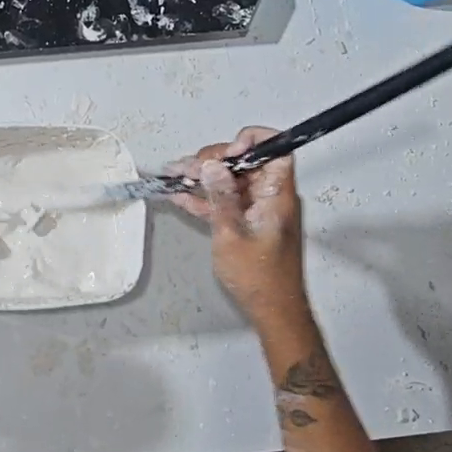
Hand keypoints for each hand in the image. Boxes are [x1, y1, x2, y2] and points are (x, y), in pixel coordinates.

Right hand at [170, 127, 304, 314]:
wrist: (272, 310)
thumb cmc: (259, 277)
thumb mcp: (231, 234)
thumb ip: (220, 197)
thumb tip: (210, 166)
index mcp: (277, 194)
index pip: (277, 150)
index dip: (252, 142)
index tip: (225, 153)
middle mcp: (271, 196)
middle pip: (245, 163)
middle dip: (213, 160)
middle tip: (186, 167)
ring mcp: (258, 208)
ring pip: (230, 180)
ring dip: (202, 177)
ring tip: (174, 175)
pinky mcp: (247, 221)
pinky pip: (225, 200)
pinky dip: (205, 197)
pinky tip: (180, 194)